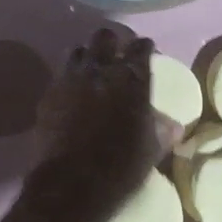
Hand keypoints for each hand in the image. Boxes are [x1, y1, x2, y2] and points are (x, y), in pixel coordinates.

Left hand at [33, 29, 170, 203]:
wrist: (72, 183)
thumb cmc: (121, 167)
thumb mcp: (152, 149)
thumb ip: (162, 129)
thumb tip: (173, 123)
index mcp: (132, 78)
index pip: (140, 47)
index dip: (144, 48)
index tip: (146, 52)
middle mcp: (100, 69)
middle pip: (105, 37)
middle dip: (112, 42)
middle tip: (117, 55)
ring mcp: (70, 78)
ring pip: (78, 51)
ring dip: (87, 57)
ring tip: (91, 71)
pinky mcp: (48, 93)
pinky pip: (60, 76)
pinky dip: (68, 80)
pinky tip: (72, 93)